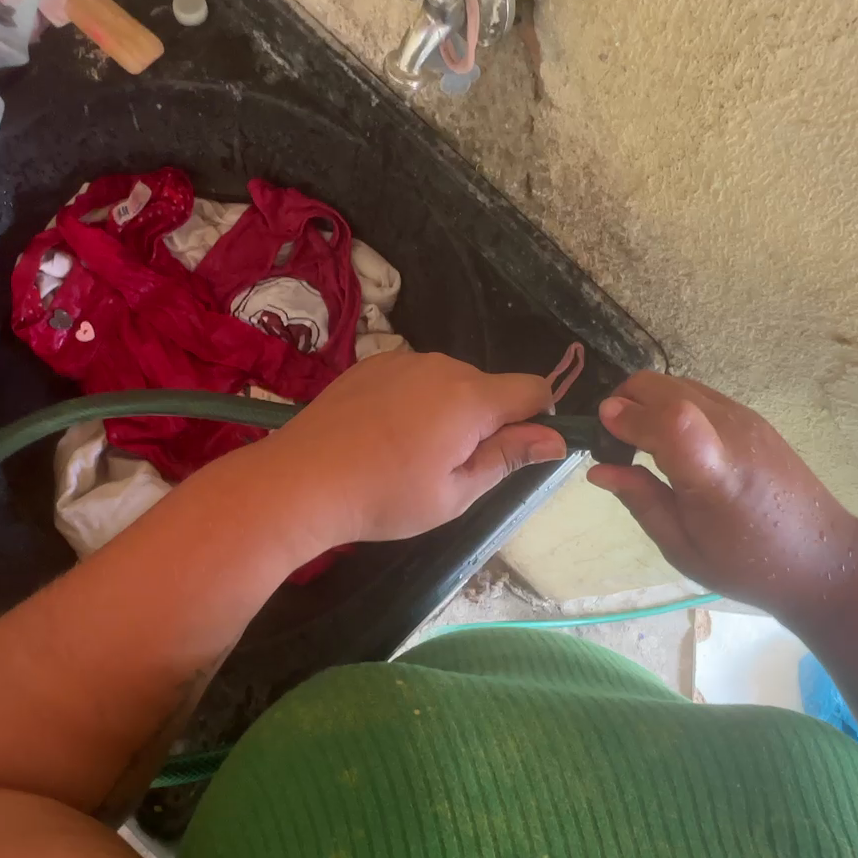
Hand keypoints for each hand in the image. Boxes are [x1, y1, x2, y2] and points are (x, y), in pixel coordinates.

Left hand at [256, 351, 566, 543]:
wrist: (301, 480)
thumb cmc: (385, 497)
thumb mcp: (456, 493)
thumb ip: (508, 458)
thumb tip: (557, 439)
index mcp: (470, 398)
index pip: (533, 388)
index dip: (536, 419)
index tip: (511, 452)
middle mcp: (442, 365)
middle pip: (489, 387)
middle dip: (484, 421)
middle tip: (447, 468)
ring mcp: (403, 359)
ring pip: (451, 382)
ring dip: (448, 411)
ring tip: (409, 453)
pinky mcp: (372, 363)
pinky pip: (415, 377)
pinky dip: (415, 400)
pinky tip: (383, 434)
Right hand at [587, 371, 857, 618]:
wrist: (822, 558)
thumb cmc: (746, 565)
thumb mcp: (682, 547)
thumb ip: (641, 500)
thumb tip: (598, 470)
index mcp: (715, 475)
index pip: (670, 419)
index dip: (628, 415)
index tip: (601, 432)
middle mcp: (731, 433)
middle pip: (663, 386)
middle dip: (624, 402)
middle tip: (612, 440)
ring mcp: (745, 419)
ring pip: (677, 383)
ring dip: (647, 401)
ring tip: (637, 442)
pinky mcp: (752, 417)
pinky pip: (698, 394)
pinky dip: (670, 404)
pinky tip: (669, 443)